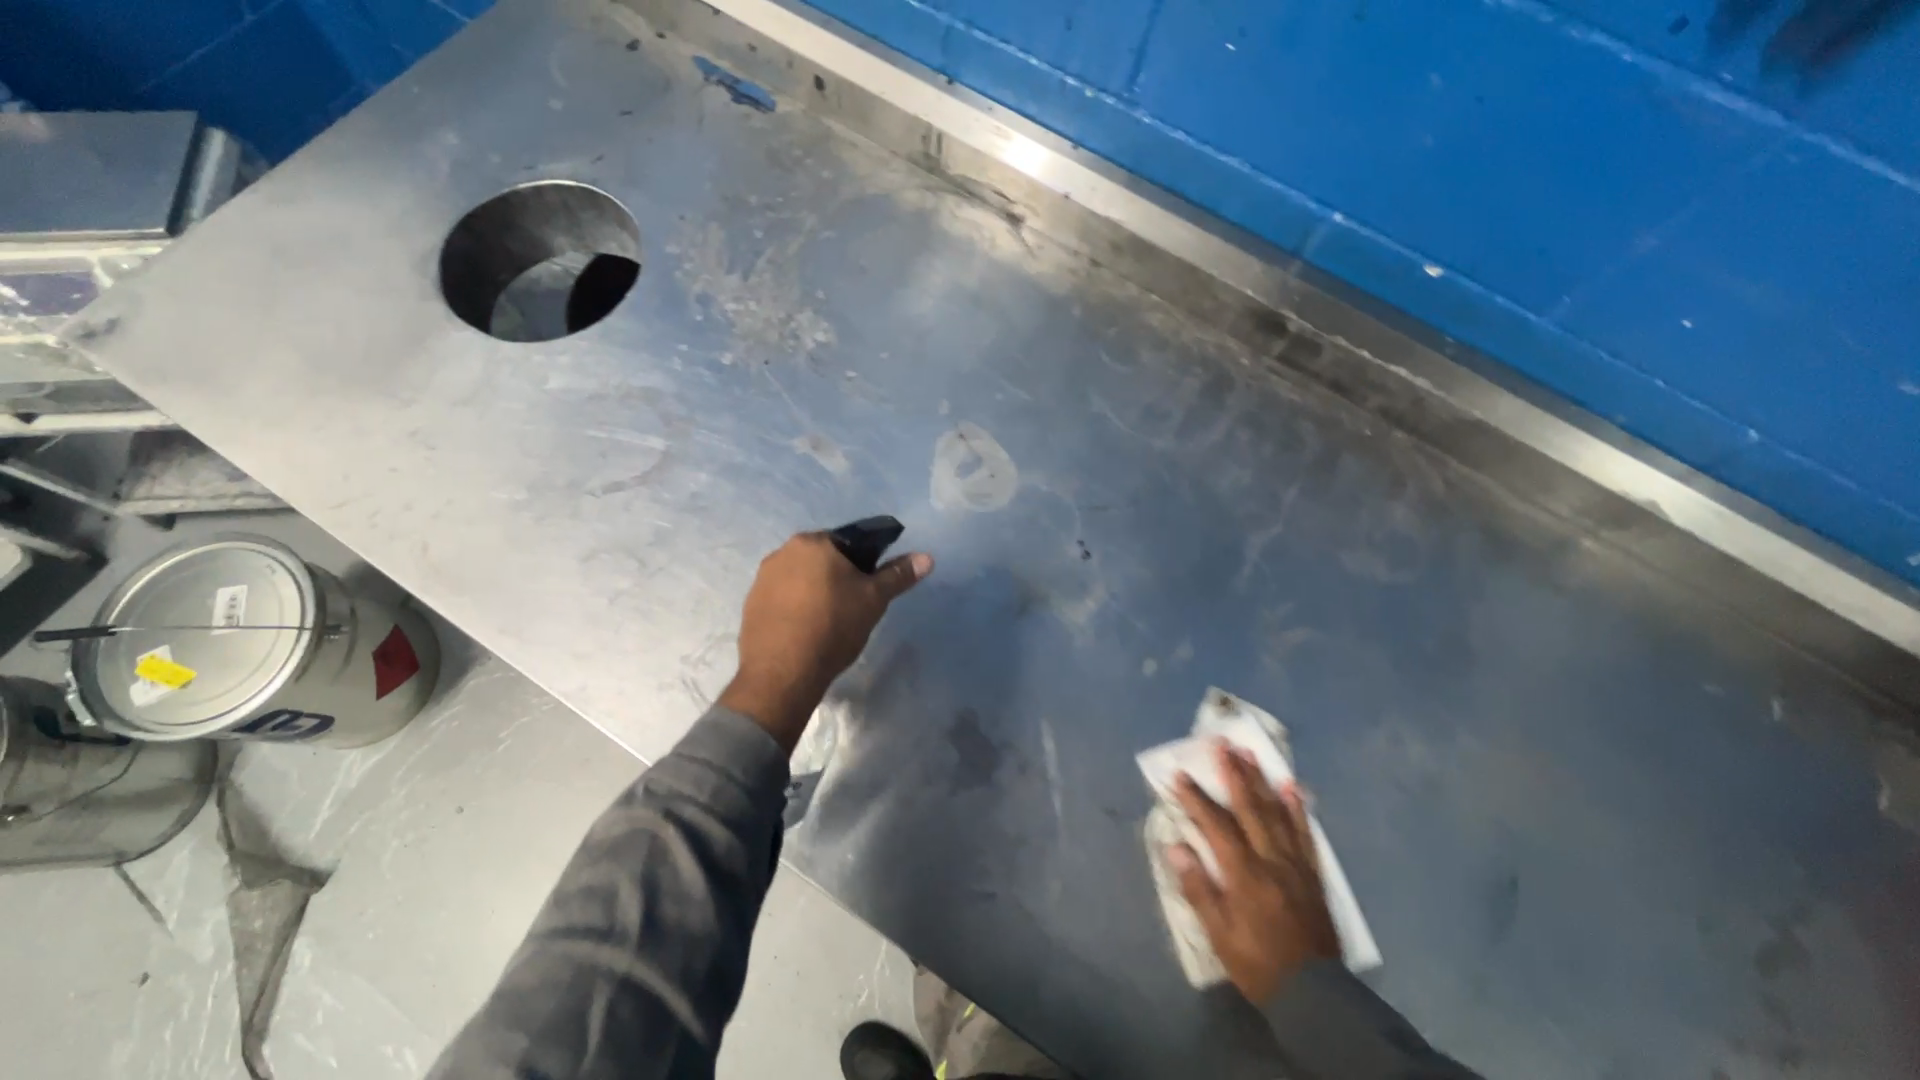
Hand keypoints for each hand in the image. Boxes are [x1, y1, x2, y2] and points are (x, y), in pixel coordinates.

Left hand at [718, 532, 932, 752]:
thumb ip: (898, 575)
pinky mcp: (751, 604)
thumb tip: (927, 557)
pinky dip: (795, 607)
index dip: (866, 563)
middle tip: (853, 606)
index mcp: (814, 542)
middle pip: (823, 559)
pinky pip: (782, 597)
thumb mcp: (873, 601)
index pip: (850, 542)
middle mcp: (783, 551)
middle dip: (838, 577)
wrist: (783, 673)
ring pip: (801, 578)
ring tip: (828, 622)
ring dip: (815, 591)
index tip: (870, 588)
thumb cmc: (833, 628)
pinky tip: (806, 631)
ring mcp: (762, 578)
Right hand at [1169, 741, 1339, 1002]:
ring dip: (1261, 781)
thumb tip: (1175, 847)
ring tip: (1249, 753)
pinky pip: (1305, 834)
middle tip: (1220, 743)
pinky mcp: (1312, 873)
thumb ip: (1198, 889)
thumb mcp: (1219, 934)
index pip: (1215, 827)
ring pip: (1277, 814)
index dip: (1196, 799)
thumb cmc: (1257, 964)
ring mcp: (1295, 864)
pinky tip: (1292, 788)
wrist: (1314, 994)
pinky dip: (1298, 809)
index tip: (1178, 775)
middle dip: (1232, 774)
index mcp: (1244, 875)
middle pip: (1249, 809)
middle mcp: (1271, 860)